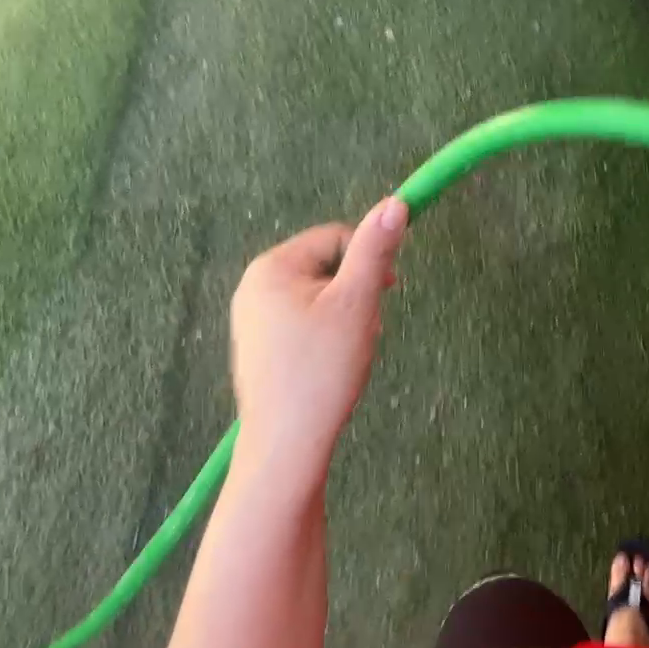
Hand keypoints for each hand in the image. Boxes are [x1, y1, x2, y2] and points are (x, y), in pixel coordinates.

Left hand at [230, 198, 408, 470]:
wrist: (287, 445)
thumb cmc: (323, 367)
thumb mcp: (358, 301)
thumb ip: (376, 249)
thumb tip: (395, 202)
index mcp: (272, 267)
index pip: (337, 237)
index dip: (368, 261)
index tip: (386, 293)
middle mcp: (254, 286)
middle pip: (328, 265)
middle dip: (357, 291)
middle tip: (366, 326)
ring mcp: (253, 318)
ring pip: (321, 294)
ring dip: (347, 313)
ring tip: (351, 348)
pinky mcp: (260, 347)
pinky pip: (306, 320)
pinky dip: (329, 333)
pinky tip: (334, 363)